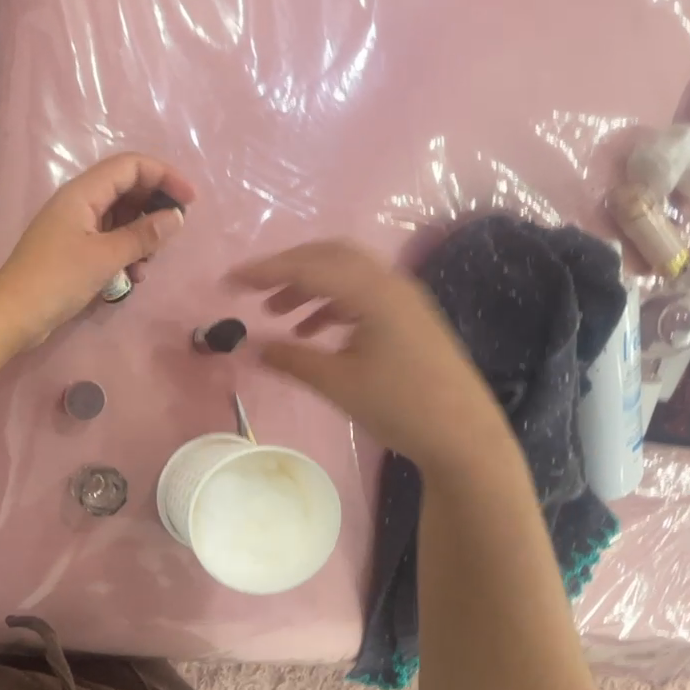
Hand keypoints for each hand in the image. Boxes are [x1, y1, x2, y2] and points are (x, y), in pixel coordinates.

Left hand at [0, 152, 195, 348]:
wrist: (11, 316)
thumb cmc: (57, 280)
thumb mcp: (105, 257)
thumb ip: (143, 236)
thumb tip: (175, 218)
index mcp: (82, 193)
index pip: (131, 166)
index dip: (164, 176)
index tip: (189, 201)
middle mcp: (77, 204)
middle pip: (125, 190)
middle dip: (152, 210)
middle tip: (169, 237)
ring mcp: (72, 229)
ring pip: (117, 220)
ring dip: (138, 238)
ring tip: (146, 266)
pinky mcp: (69, 254)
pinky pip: (105, 243)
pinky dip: (122, 255)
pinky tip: (130, 278)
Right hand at [227, 240, 509, 471]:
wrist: (461, 433)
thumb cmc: (398, 406)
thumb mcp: (336, 384)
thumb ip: (291, 359)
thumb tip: (252, 347)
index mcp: (372, 293)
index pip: (308, 267)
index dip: (264, 272)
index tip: (228, 282)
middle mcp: (389, 283)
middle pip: (329, 256)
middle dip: (285, 268)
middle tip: (250, 288)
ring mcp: (401, 299)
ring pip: (344, 273)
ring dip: (306, 285)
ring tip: (274, 312)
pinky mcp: (406, 317)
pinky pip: (359, 293)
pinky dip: (327, 302)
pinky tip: (309, 330)